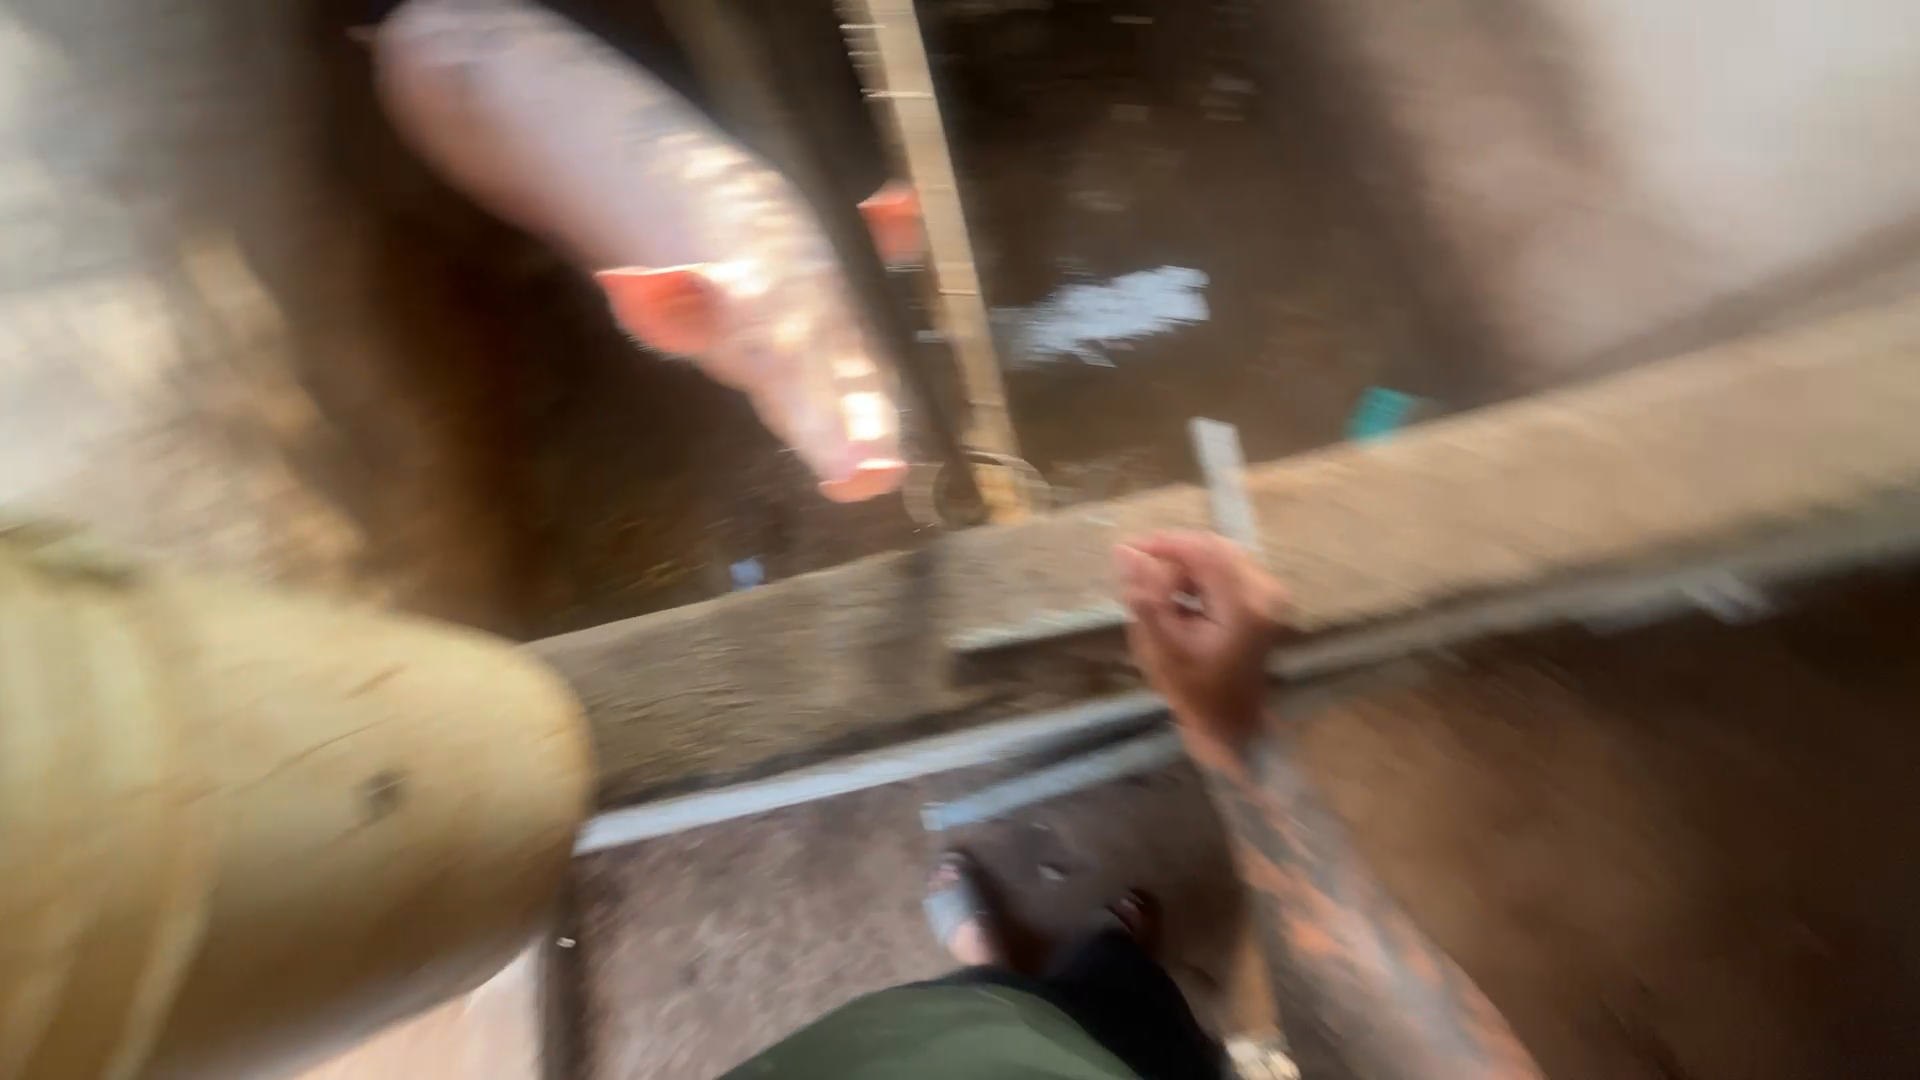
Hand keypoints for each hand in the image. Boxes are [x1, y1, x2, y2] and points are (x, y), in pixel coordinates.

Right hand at [1112, 530, 1286, 754]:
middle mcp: (1264, 591)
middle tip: (1140, 580)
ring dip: (1183, 569)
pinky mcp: (1264, 598)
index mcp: (1243, 604)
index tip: (1128, 551)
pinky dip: (1197, 578)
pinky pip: (1225, 569)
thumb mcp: (1161, 648)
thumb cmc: (1194, 692)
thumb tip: (1124, 551)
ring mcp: (1269, 594)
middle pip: (1211, 548)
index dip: (1163, 544)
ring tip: (1160, 599)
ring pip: (1217, 556)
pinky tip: (1180, 602)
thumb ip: (1144, 597)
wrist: (1231, 724)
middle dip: (1172, 558)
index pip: (1202, 550)